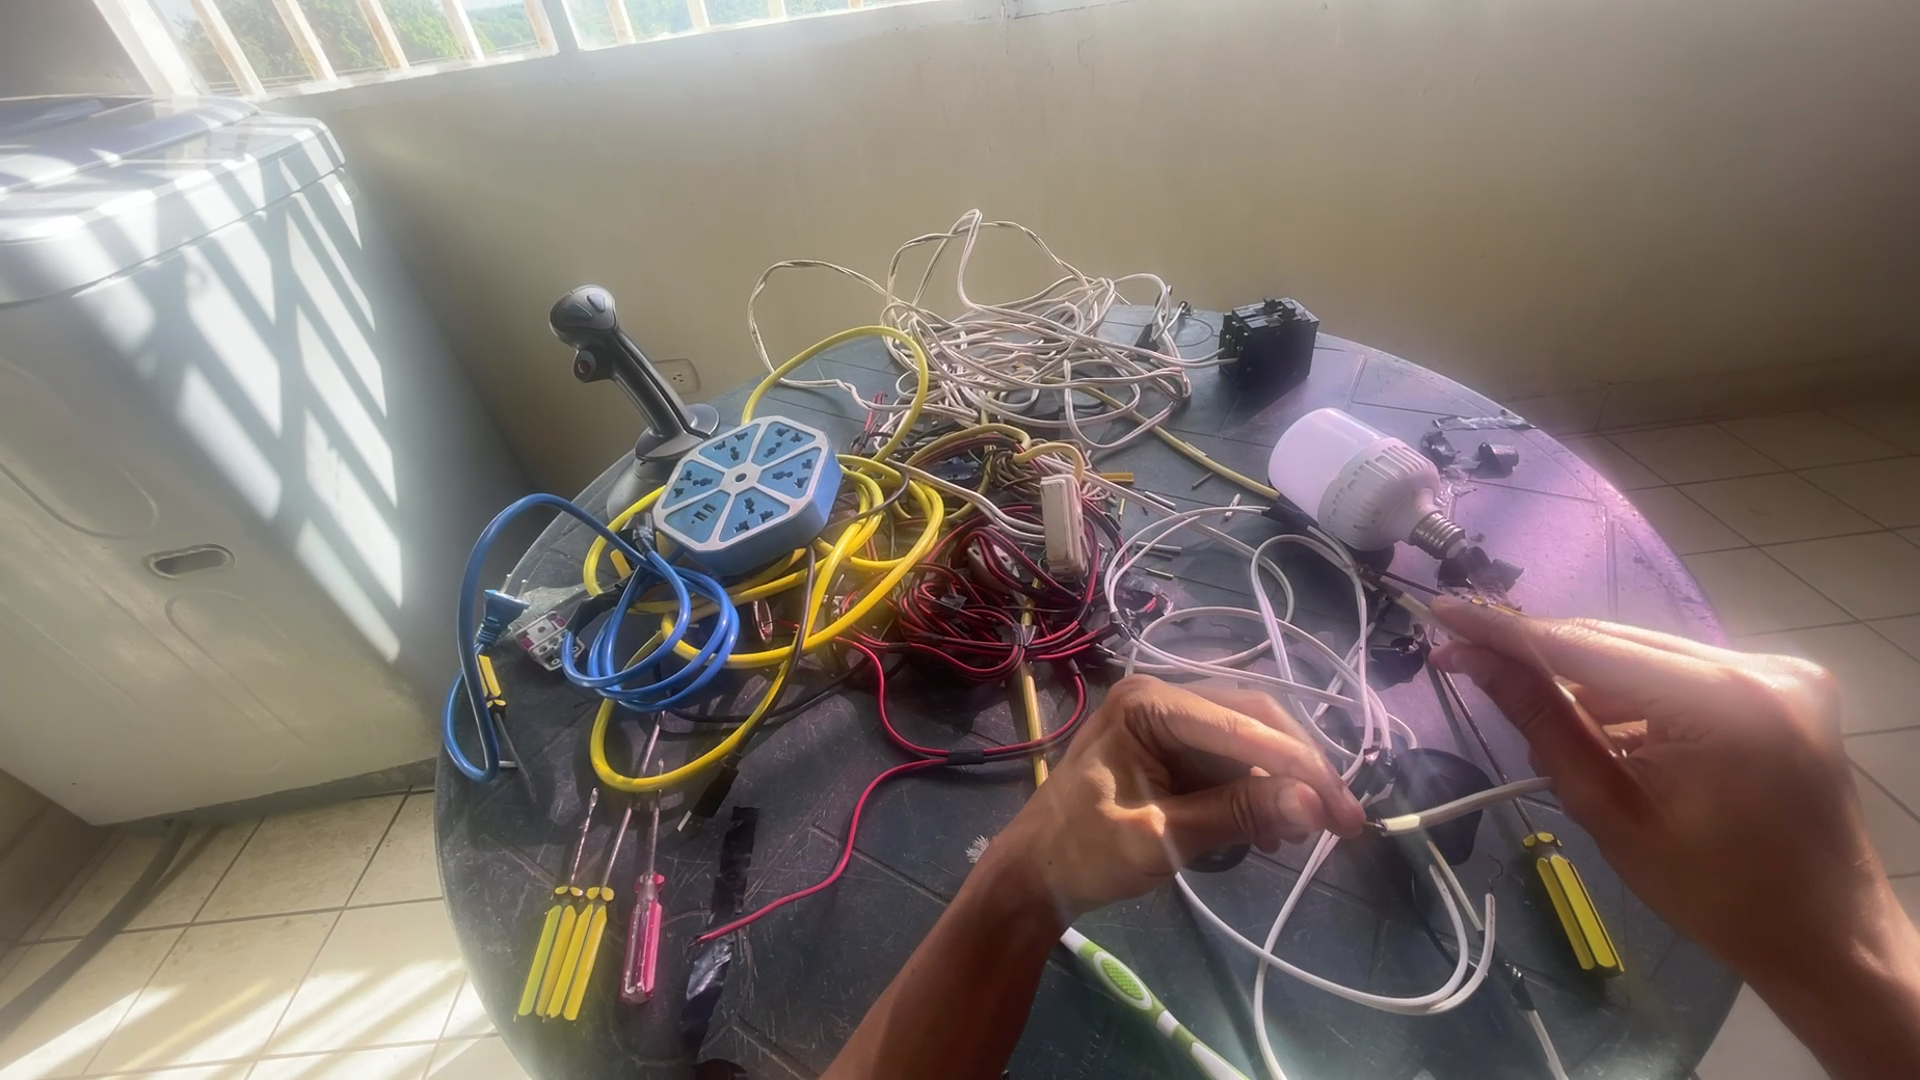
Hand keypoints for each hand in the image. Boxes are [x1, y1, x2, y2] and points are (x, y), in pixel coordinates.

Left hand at [985, 675, 1365, 921]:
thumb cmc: (1084, 850)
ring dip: (1279, 782)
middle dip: (1297, 768)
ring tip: (1301, 834)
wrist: (1035, 868)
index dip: (1300, 766)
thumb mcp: (1160, 838)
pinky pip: (1227, 759)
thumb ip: (1235, 815)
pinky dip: (1254, 790)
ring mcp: (1164, 718)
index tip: (1348, 814)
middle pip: (1250, 719)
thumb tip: (1314, 805)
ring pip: (1245, 739)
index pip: (1240, 725)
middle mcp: (1159, 695)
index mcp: (1147, 703)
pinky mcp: (1169, 745)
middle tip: (1342, 823)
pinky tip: (1268, 829)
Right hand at [1429, 596, 1902, 988]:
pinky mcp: (1774, 686)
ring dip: (1575, 680)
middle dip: (1532, 654)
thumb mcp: (1603, 804)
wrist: (1830, 941)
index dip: (1501, 630)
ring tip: (1548, 732)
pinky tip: (1604, 735)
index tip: (1439, 611)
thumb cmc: (1712, 891)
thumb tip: (1467, 657)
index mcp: (1724, 705)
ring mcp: (1775, 674)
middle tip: (1459, 658)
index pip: (1581, 647)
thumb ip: (1536, 717)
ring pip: (1630, 653)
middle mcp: (1759, 670)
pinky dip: (1619, 693)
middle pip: (1606, 641)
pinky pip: (1664, 670)